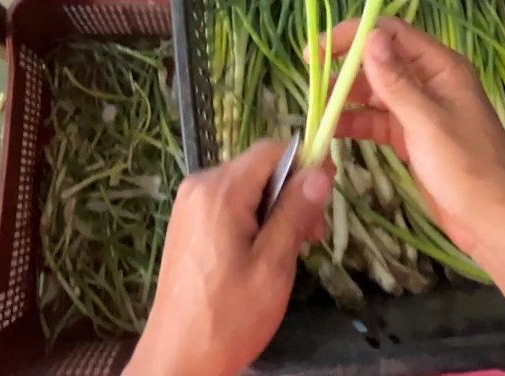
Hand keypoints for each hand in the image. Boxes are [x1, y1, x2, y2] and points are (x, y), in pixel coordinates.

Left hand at [126, 139, 334, 375]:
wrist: (177, 359)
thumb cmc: (229, 316)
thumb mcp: (273, 267)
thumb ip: (295, 213)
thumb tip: (321, 170)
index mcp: (219, 189)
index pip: (270, 150)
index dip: (304, 163)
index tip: (327, 193)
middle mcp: (200, 184)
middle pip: (258, 167)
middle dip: (290, 193)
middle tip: (311, 238)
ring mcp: (189, 202)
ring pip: (245, 186)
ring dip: (272, 208)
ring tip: (286, 252)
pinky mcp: (186, 221)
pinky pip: (227, 202)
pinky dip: (250, 218)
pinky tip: (259, 253)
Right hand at [324, 18, 504, 263]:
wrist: (498, 228)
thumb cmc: (469, 171)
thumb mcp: (428, 124)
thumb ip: (396, 82)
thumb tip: (369, 37)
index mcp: (440, 67)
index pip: (390, 33)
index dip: (353, 35)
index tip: (319, 49)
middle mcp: (429, 80)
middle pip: (379, 59)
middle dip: (344, 66)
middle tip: (309, 75)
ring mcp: (420, 109)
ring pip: (374, 90)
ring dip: (346, 96)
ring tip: (315, 106)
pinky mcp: (412, 135)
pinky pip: (377, 119)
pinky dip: (355, 122)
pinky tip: (331, 129)